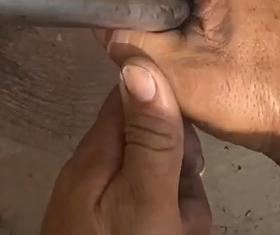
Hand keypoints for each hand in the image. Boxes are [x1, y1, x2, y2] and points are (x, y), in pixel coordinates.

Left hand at [41, 57, 210, 234]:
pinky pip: (149, 210)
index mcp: (96, 151)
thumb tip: (139, 62)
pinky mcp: (110, 228)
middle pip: (153, 140)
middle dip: (181, 171)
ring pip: (159, 180)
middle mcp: (93, 168)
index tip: (186, 143)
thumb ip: (148, 138)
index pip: (133, 95)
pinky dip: (167, 225)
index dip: (168, 107)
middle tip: (181, 209)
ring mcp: (99, 201)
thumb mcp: (144, 202)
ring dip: (180, 207)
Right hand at [105, 0, 279, 159]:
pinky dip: (201, 21)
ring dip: (180, 18)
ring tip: (189, 56)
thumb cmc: (247, 94)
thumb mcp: (176, 71)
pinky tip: (207, 54)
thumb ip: (129, 40)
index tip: (148, 35)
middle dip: (162, 9)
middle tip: (169, 51)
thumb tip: (98, 23)